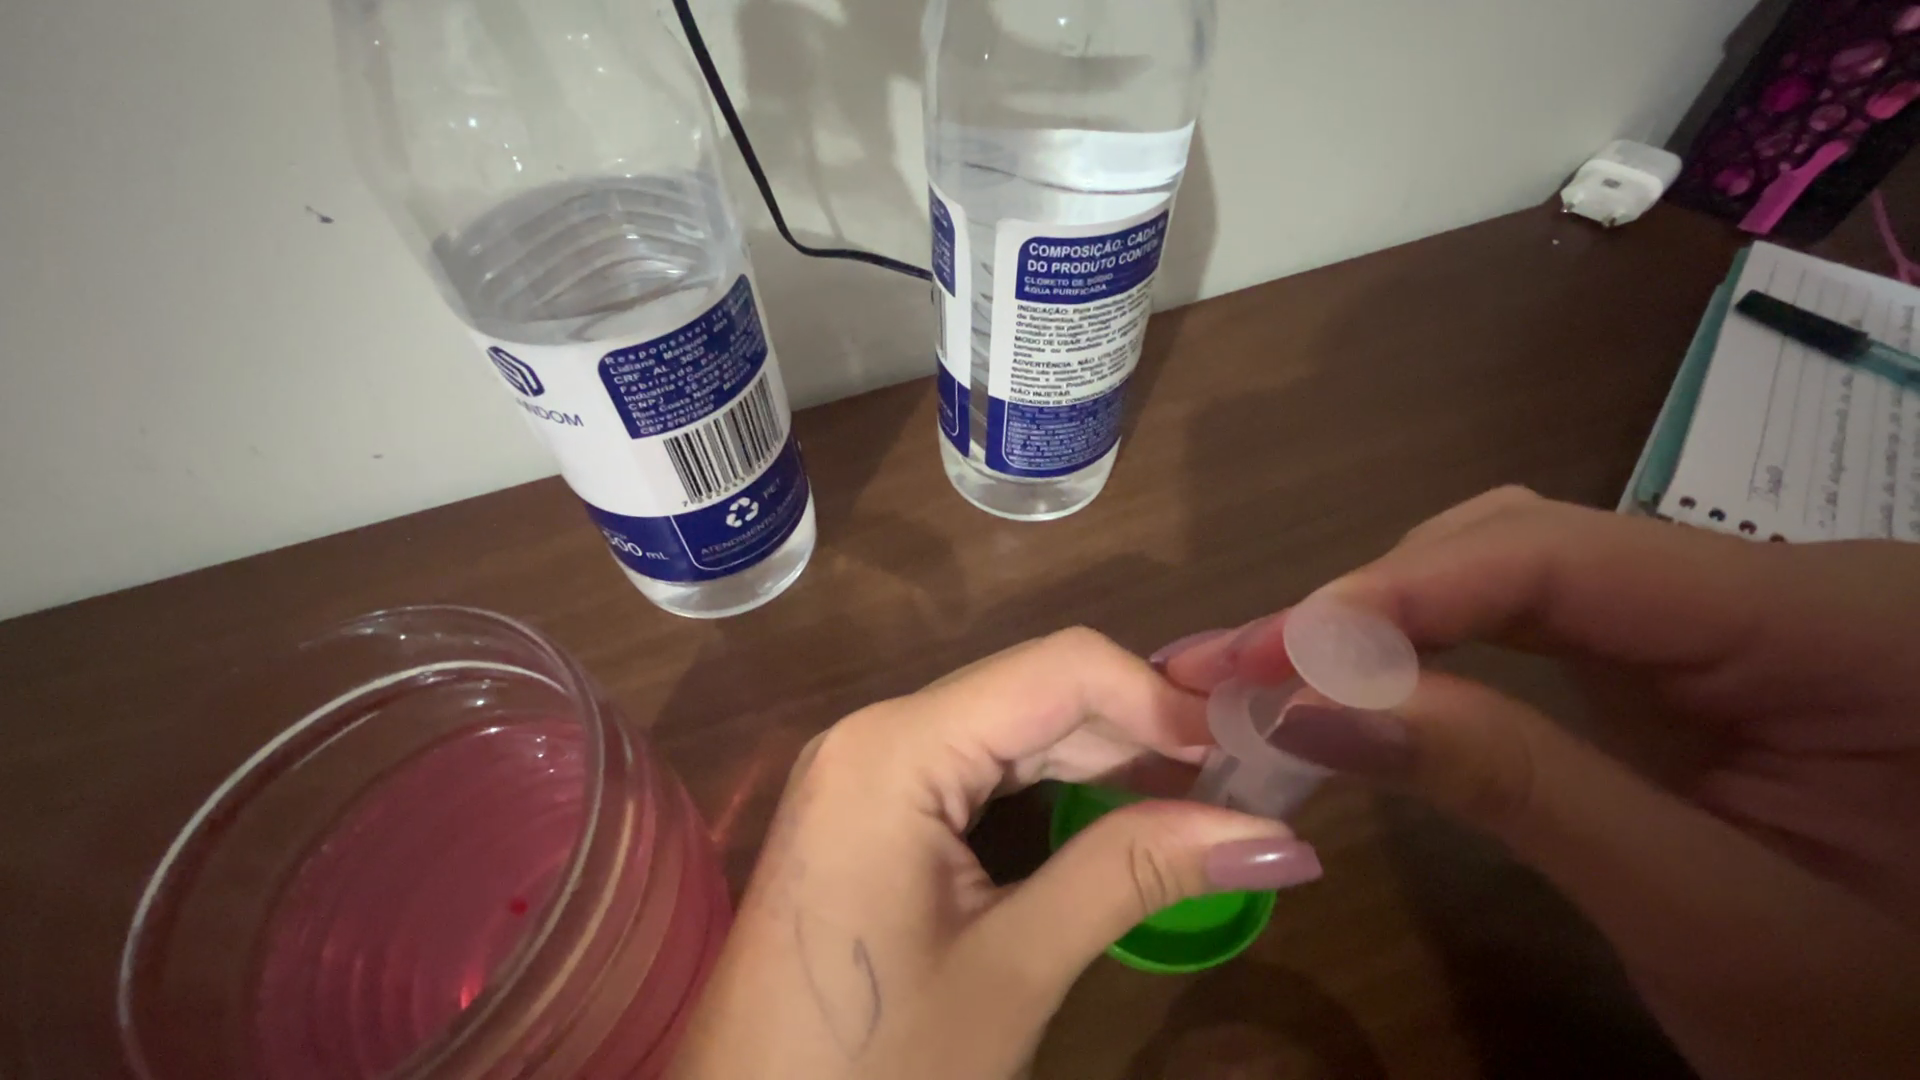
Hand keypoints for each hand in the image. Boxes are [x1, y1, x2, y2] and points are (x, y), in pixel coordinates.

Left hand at [668, 630, 1324, 1079]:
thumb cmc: (871, 1067)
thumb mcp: (1013, 969)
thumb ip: (1134, 875)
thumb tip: (1280, 838)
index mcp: (898, 746)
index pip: (1057, 668)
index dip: (1159, 697)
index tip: (1243, 752)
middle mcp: (879, 729)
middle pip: (1035, 691)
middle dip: (1140, 728)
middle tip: (1241, 780)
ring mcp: (869, 762)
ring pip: (1012, 726)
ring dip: (1104, 756)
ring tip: (1200, 798)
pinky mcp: (873, 799)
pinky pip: (979, 765)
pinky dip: (1053, 783)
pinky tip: (1116, 813)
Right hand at [1157, 487, 1919, 1079]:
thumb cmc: (1903, 1039)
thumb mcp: (1710, 927)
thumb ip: (1512, 789)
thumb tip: (1307, 711)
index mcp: (1839, 626)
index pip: (1558, 558)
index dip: (1390, 594)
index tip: (1260, 652)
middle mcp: (1772, 584)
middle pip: (1516, 544)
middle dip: (1366, 606)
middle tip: (1243, 667)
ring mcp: (1715, 615)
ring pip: (1504, 569)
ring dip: (1379, 621)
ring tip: (1274, 668)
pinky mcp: (1672, 655)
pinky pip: (1523, 617)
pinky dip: (1423, 647)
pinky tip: (1359, 676)